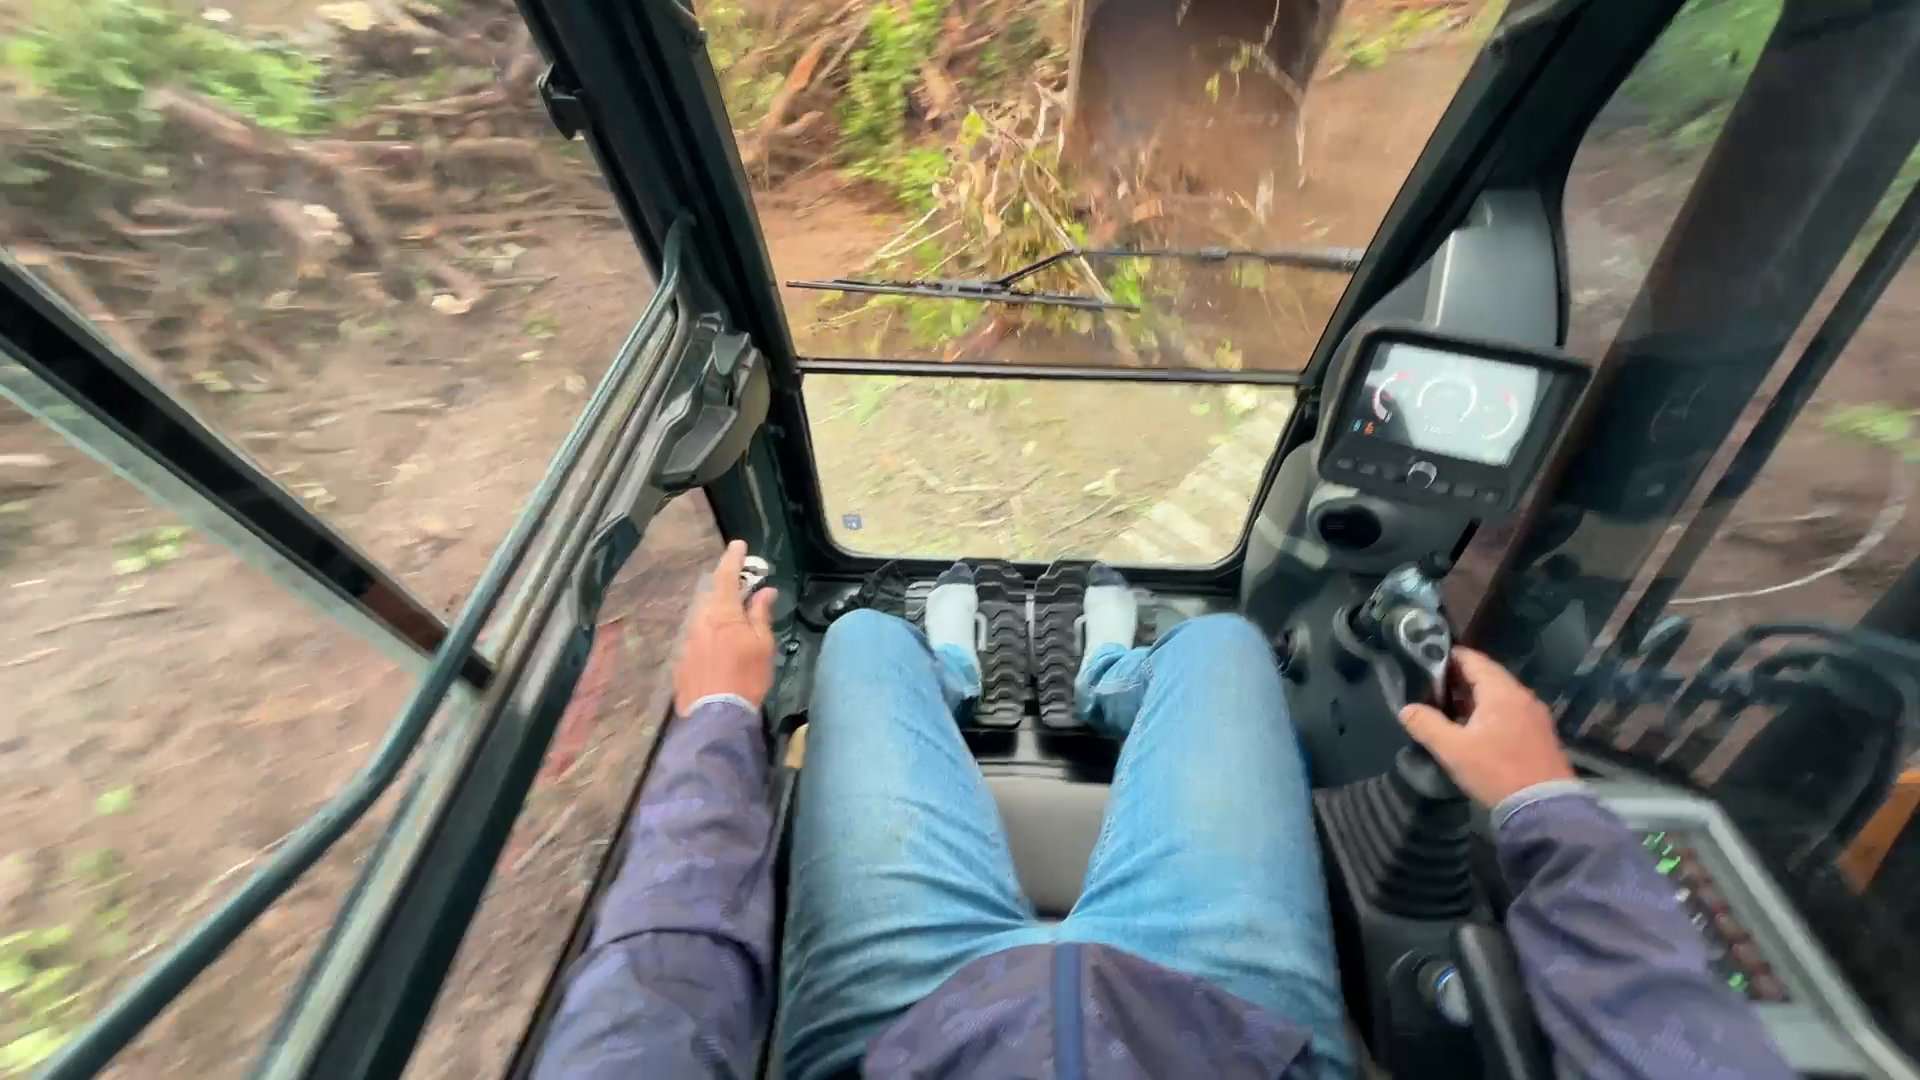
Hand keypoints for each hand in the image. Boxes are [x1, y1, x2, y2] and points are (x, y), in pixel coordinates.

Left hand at [673, 540, 778, 714]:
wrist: (716, 716)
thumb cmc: (746, 677)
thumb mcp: (762, 644)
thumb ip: (760, 614)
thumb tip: (765, 591)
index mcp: (722, 613)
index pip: (725, 576)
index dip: (733, 558)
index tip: (739, 544)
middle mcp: (700, 620)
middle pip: (712, 594)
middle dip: (727, 585)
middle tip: (745, 585)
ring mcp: (688, 640)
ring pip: (704, 615)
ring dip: (720, 609)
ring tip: (736, 615)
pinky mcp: (682, 659)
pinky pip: (699, 635)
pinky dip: (712, 631)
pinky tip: (722, 644)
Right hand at [1397, 647, 1573, 806]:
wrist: (1545, 810)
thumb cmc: (1496, 771)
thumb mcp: (1452, 748)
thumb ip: (1425, 724)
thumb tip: (1406, 709)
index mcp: (1502, 693)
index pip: (1473, 660)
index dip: (1447, 657)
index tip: (1423, 660)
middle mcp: (1522, 698)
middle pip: (1486, 675)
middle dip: (1457, 677)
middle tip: (1428, 684)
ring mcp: (1534, 716)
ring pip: (1498, 694)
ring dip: (1471, 695)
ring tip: (1444, 705)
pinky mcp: (1539, 734)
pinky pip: (1508, 710)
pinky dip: (1487, 709)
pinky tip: (1470, 725)